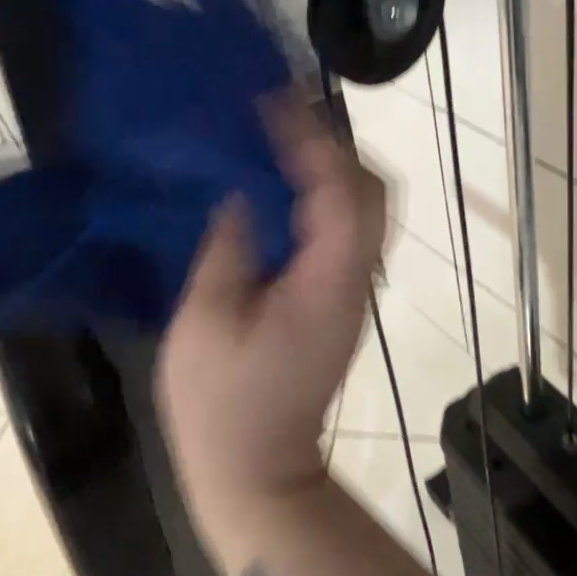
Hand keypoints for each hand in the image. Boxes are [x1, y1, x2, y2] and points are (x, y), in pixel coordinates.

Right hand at [158, 95, 386, 515]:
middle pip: (372, 192)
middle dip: (333, 144)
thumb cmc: (222, 407)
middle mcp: (355, 280)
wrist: (259, 474)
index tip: (274, 102)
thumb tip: (244, 193)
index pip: (341, 191)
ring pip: (364, 209)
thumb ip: (228, 247)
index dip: (312, 139)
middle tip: (281, 115)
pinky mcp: (339, 300)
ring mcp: (353, 291)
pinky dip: (323, 195)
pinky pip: (346, 230)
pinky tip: (280, 186)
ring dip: (331, 166)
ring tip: (279, 137)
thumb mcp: (204, 323)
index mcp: (327, 282)